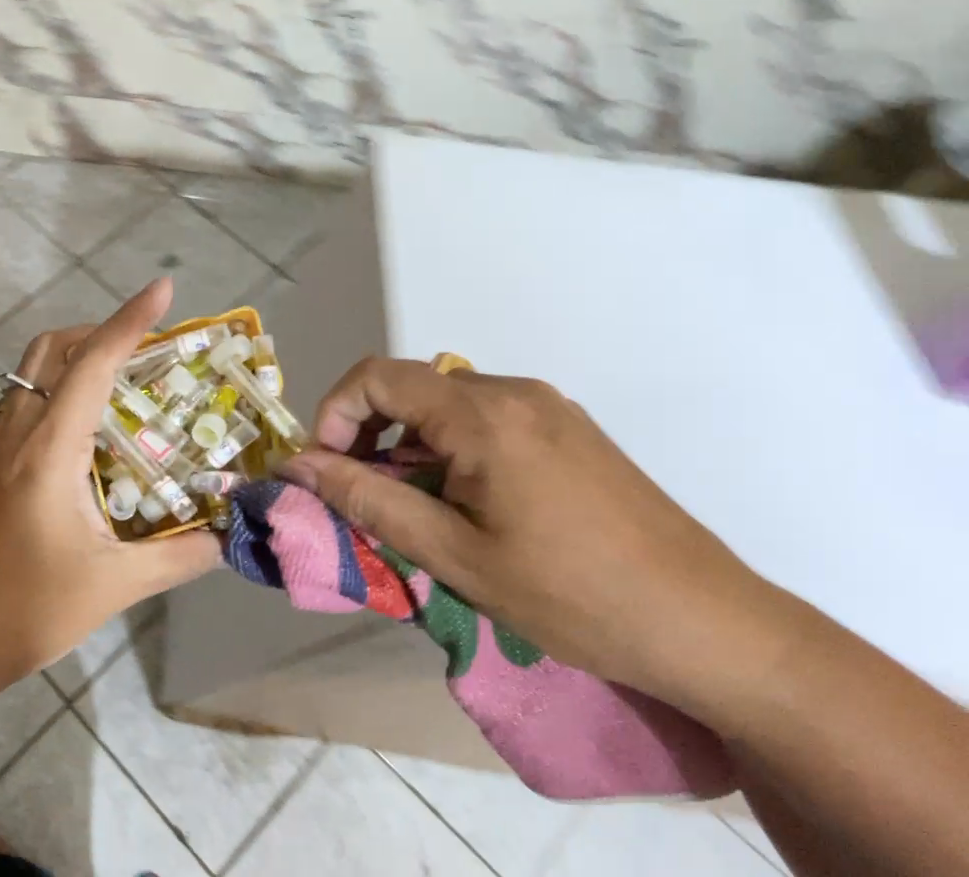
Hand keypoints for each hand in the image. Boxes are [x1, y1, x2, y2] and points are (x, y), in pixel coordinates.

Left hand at [0, 278, 218, 682]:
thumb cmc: (26, 609)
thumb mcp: (114, 585)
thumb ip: (177, 557)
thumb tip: (227, 539)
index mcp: (47, 450)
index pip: (92, 364)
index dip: (128, 321)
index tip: (161, 289)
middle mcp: (14, 435)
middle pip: (49, 352)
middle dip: (96, 333)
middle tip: (146, 353)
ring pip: (30, 378)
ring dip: (73, 364)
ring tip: (124, 391)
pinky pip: (22, 409)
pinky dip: (57, 398)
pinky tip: (88, 441)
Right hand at [279, 358, 780, 701]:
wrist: (709, 627)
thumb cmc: (569, 595)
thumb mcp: (450, 553)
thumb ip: (365, 498)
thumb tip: (295, 464)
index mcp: (484, 414)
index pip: (376, 377)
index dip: (334, 415)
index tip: (328, 471)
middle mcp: (516, 392)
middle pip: (410, 387)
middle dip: (368, 433)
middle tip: (363, 495)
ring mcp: (551, 409)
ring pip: (446, 404)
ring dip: (409, 444)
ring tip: (415, 507)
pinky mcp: (573, 432)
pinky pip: (487, 419)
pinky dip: (450, 448)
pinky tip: (467, 504)